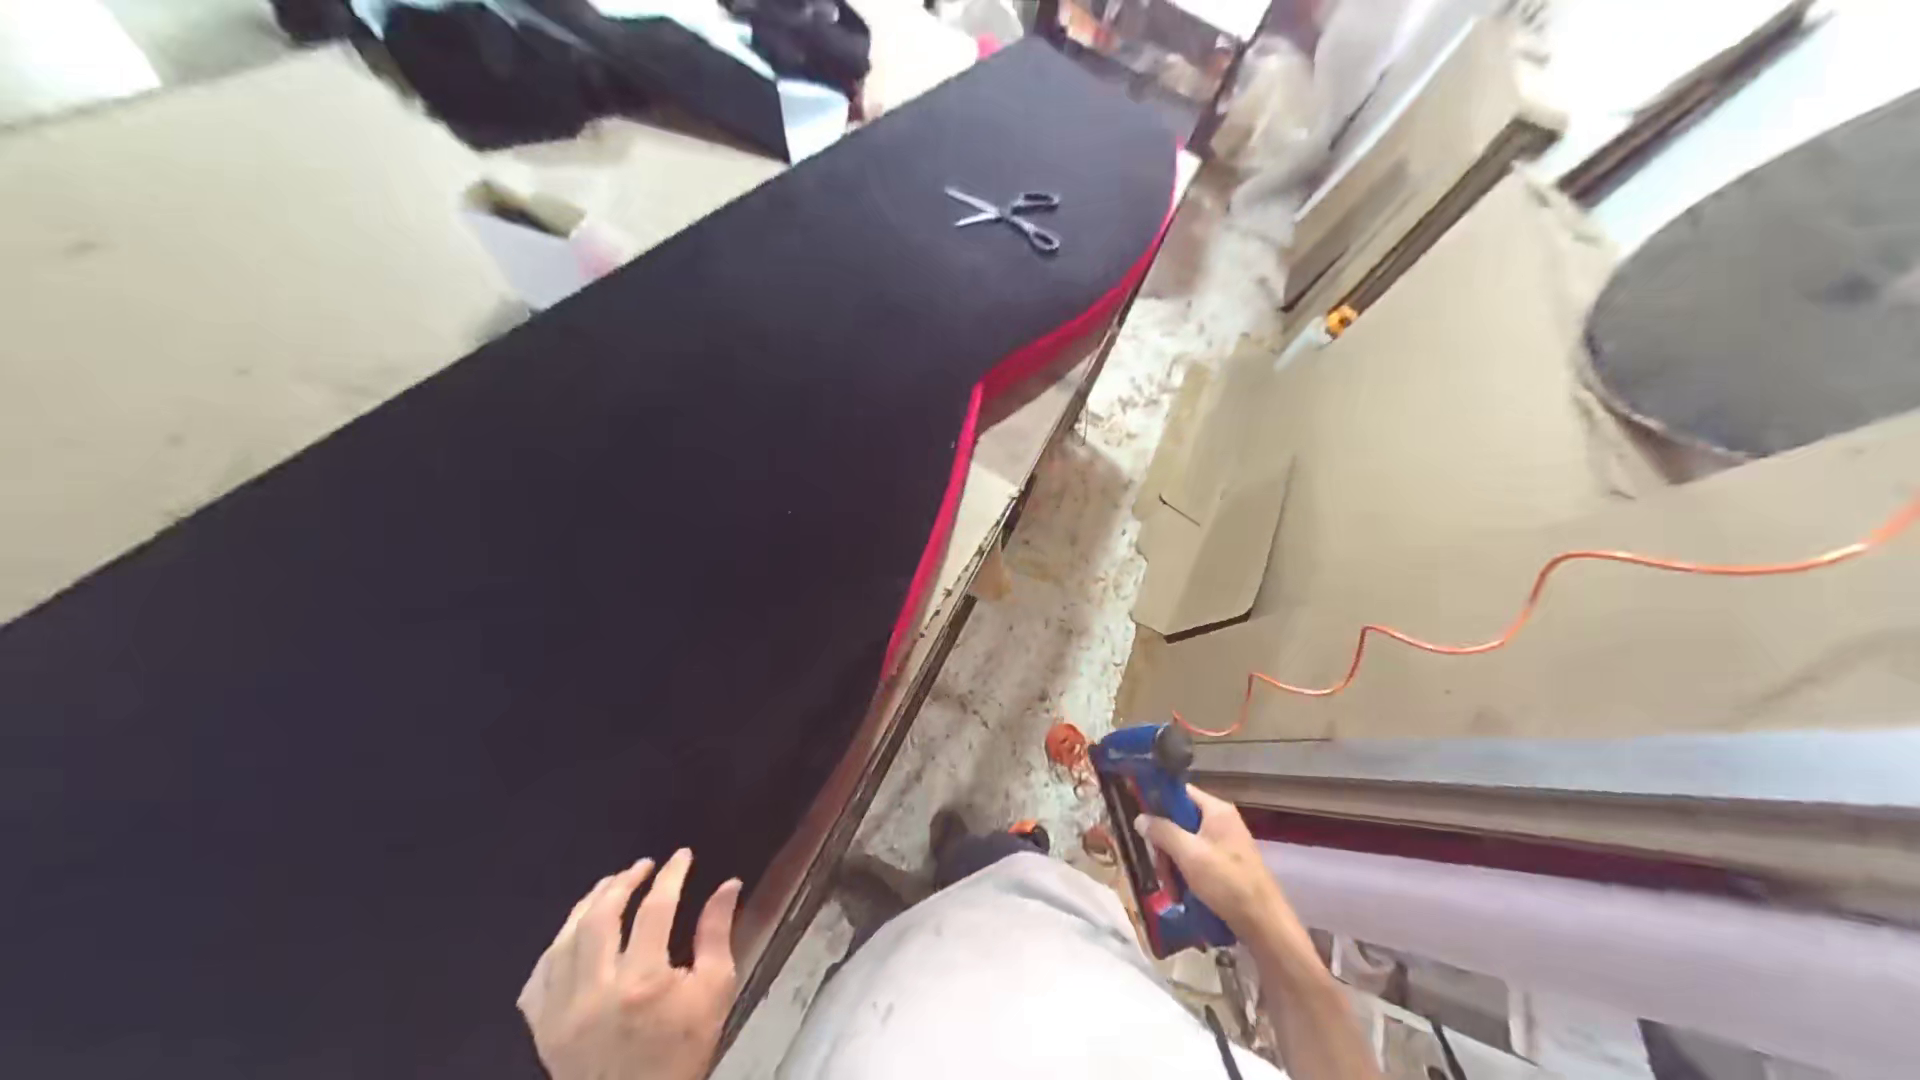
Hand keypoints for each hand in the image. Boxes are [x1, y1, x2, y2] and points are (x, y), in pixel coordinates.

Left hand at [517, 849, 741, 1079]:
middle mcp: (596, 991)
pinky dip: (554, 947)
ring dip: (589, 904)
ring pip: (565, 940)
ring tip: (611, 886)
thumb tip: (728, 884)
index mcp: (643, 982)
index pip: (656, 908)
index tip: (682, 856)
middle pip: (601, 917)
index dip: (671, 875)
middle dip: (624, 881)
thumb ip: (717, 933)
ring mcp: (561, 1012)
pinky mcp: (542, 1030)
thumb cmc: (683, 1050)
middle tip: (643, 866)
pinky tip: (573, 933)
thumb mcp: (715, 990)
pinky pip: (537, 978)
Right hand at [1136, 784, 1289, 935]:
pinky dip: (1186, 869)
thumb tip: (1140, 818)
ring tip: (1165, 877)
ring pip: (1187, 841)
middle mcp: (1222, 822)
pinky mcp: (1227, 866)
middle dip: (1165, 837)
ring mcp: (1226, 844)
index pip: (1181, 791)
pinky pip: (1198, 858)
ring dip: (1173, 857)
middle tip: (1153, 854)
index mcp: (1217, 810)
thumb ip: (1163, 831)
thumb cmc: (1227, 882)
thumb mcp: (1189, 853)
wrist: (1264, 925)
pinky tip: (1179, 887)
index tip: (1139, 813)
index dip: (1159, 799)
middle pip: (1182, 818)